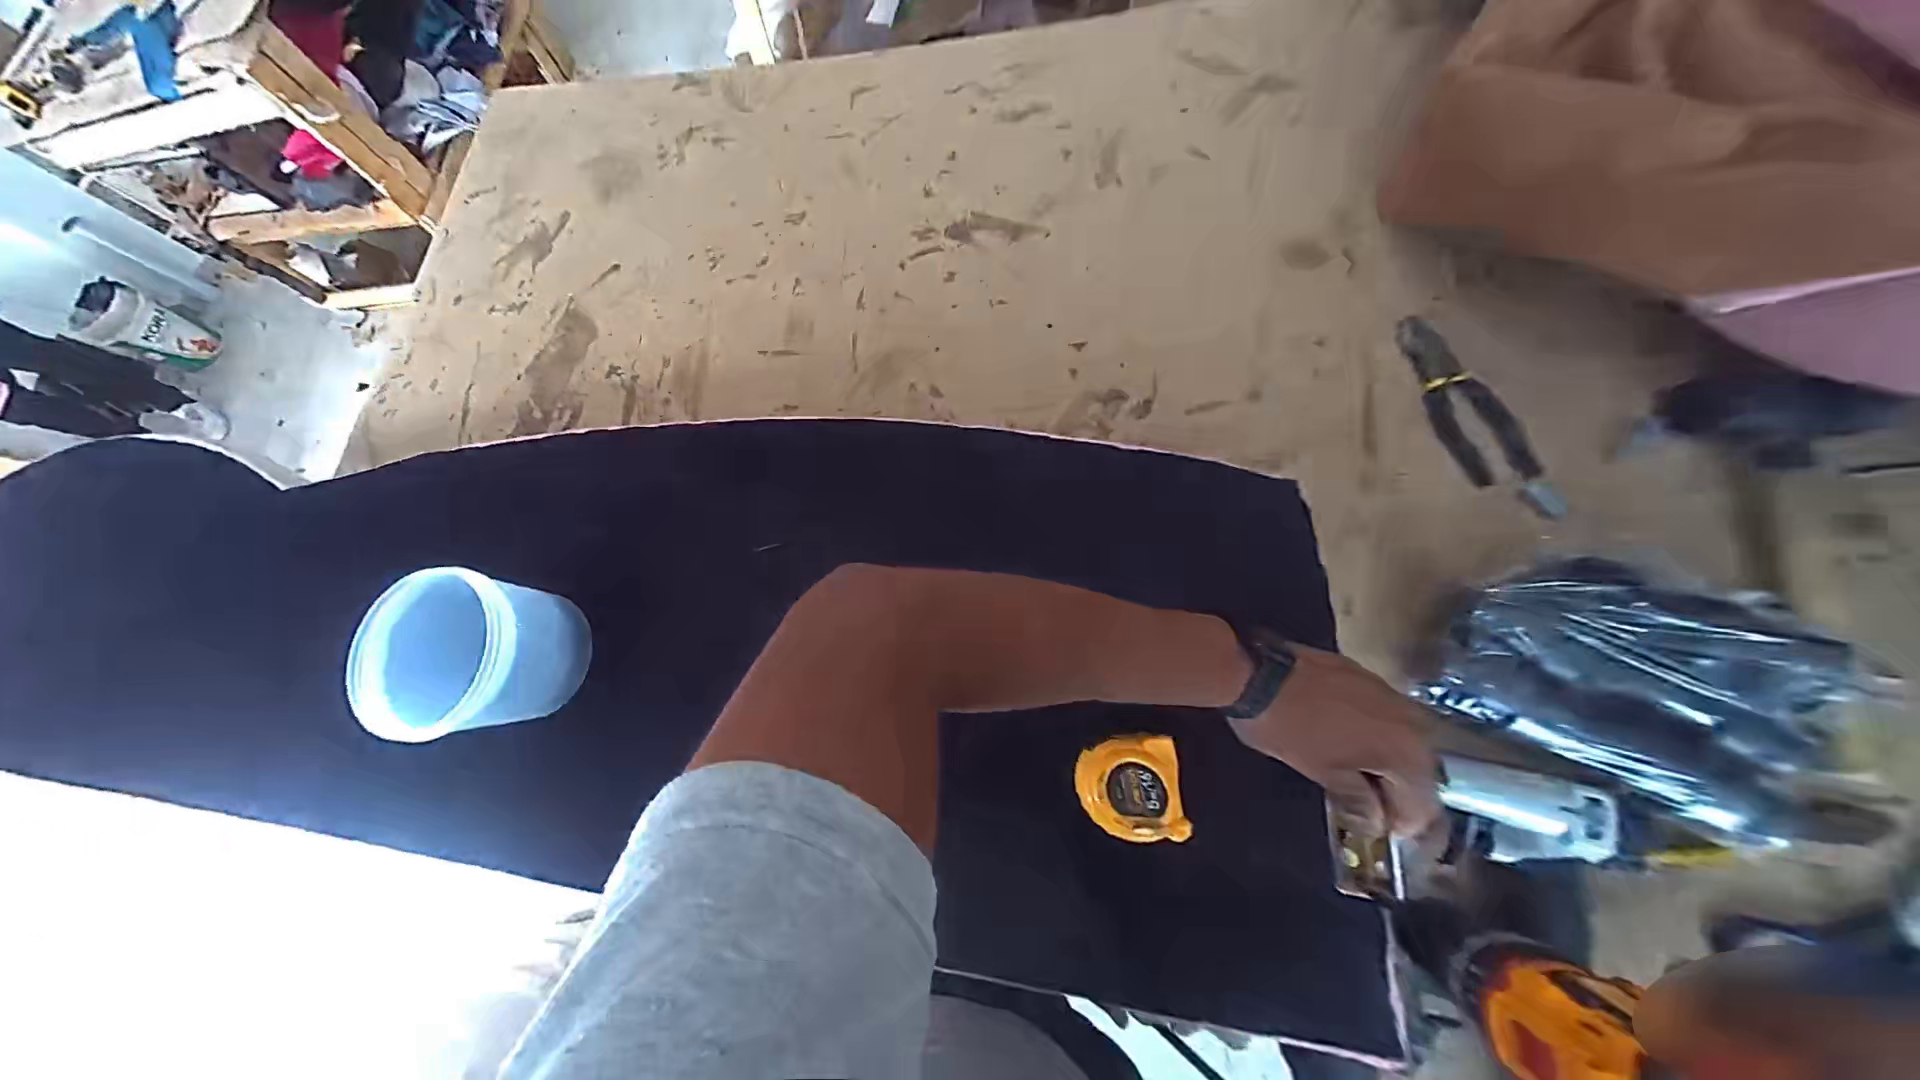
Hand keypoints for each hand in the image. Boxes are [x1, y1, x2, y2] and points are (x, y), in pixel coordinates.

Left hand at [1226, 644, 1440, 835]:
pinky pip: (1382, 714)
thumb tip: (1377, 822)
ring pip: (1401, 739)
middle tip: (1363, 803)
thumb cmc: (1288, 728)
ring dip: (1383, 760)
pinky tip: (1346, 738)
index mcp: (1408, 751)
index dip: (1400, 824)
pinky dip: (1371, 732)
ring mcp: (1390, 691)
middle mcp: (1413, 719)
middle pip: (1417, 770)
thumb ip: (1358, 800)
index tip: (1375, 829)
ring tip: (1352, 772)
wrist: (1255, 672)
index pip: (1423, 805)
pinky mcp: (1366, 674)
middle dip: (1395, 790)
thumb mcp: (1322, 771)